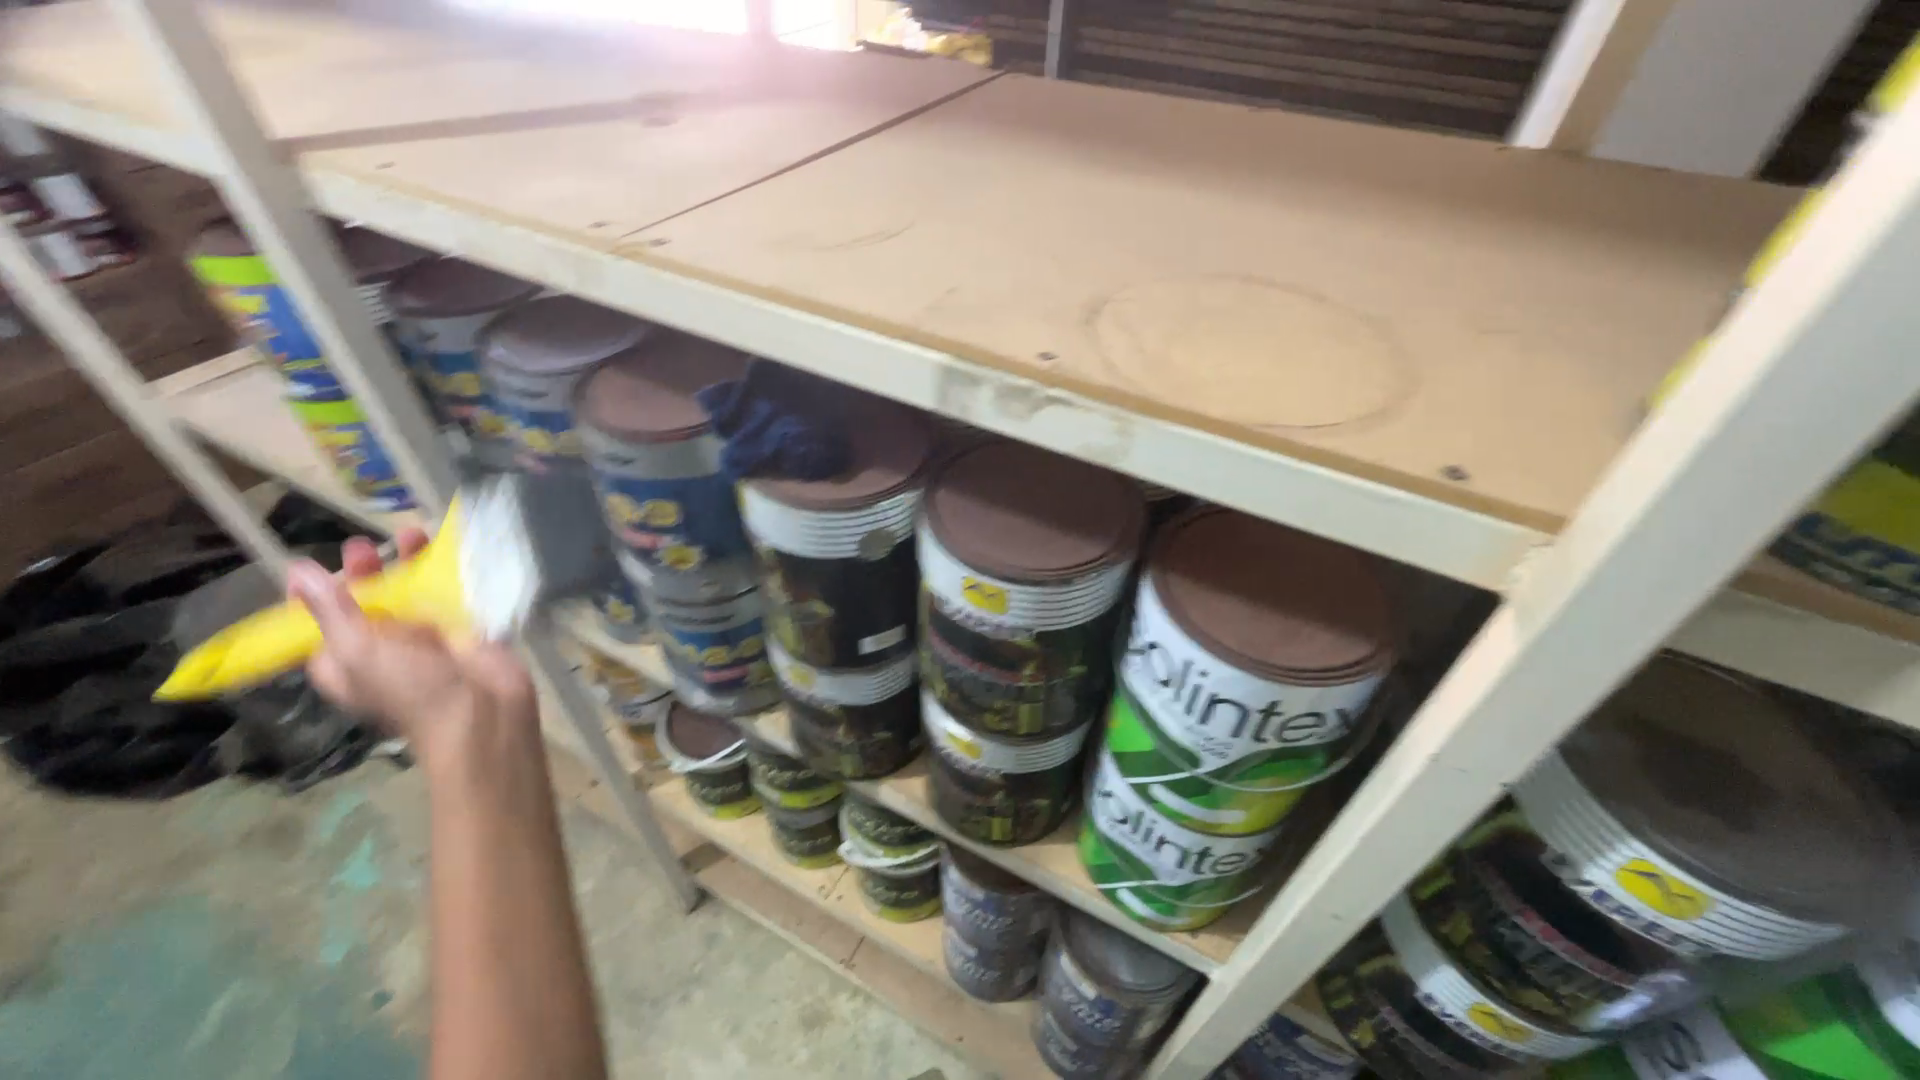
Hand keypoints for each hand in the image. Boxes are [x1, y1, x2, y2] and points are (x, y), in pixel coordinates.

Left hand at [287, 529, 537, 765]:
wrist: (484, 713)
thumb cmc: (412, 690)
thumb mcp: (358, 651)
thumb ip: (331, 610)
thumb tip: (297, 570)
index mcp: (347, 659)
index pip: (321, 621)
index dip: (316, 593)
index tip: (316, 566)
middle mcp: (384, 645)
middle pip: (368, 599)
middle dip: (364, 571)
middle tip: (363, 547)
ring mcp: (428, 634)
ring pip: (413, 590)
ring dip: (411, 560)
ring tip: (412, 533)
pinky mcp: (466, 626)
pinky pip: (456, 590)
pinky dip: (453, 567)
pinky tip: (449, 544)